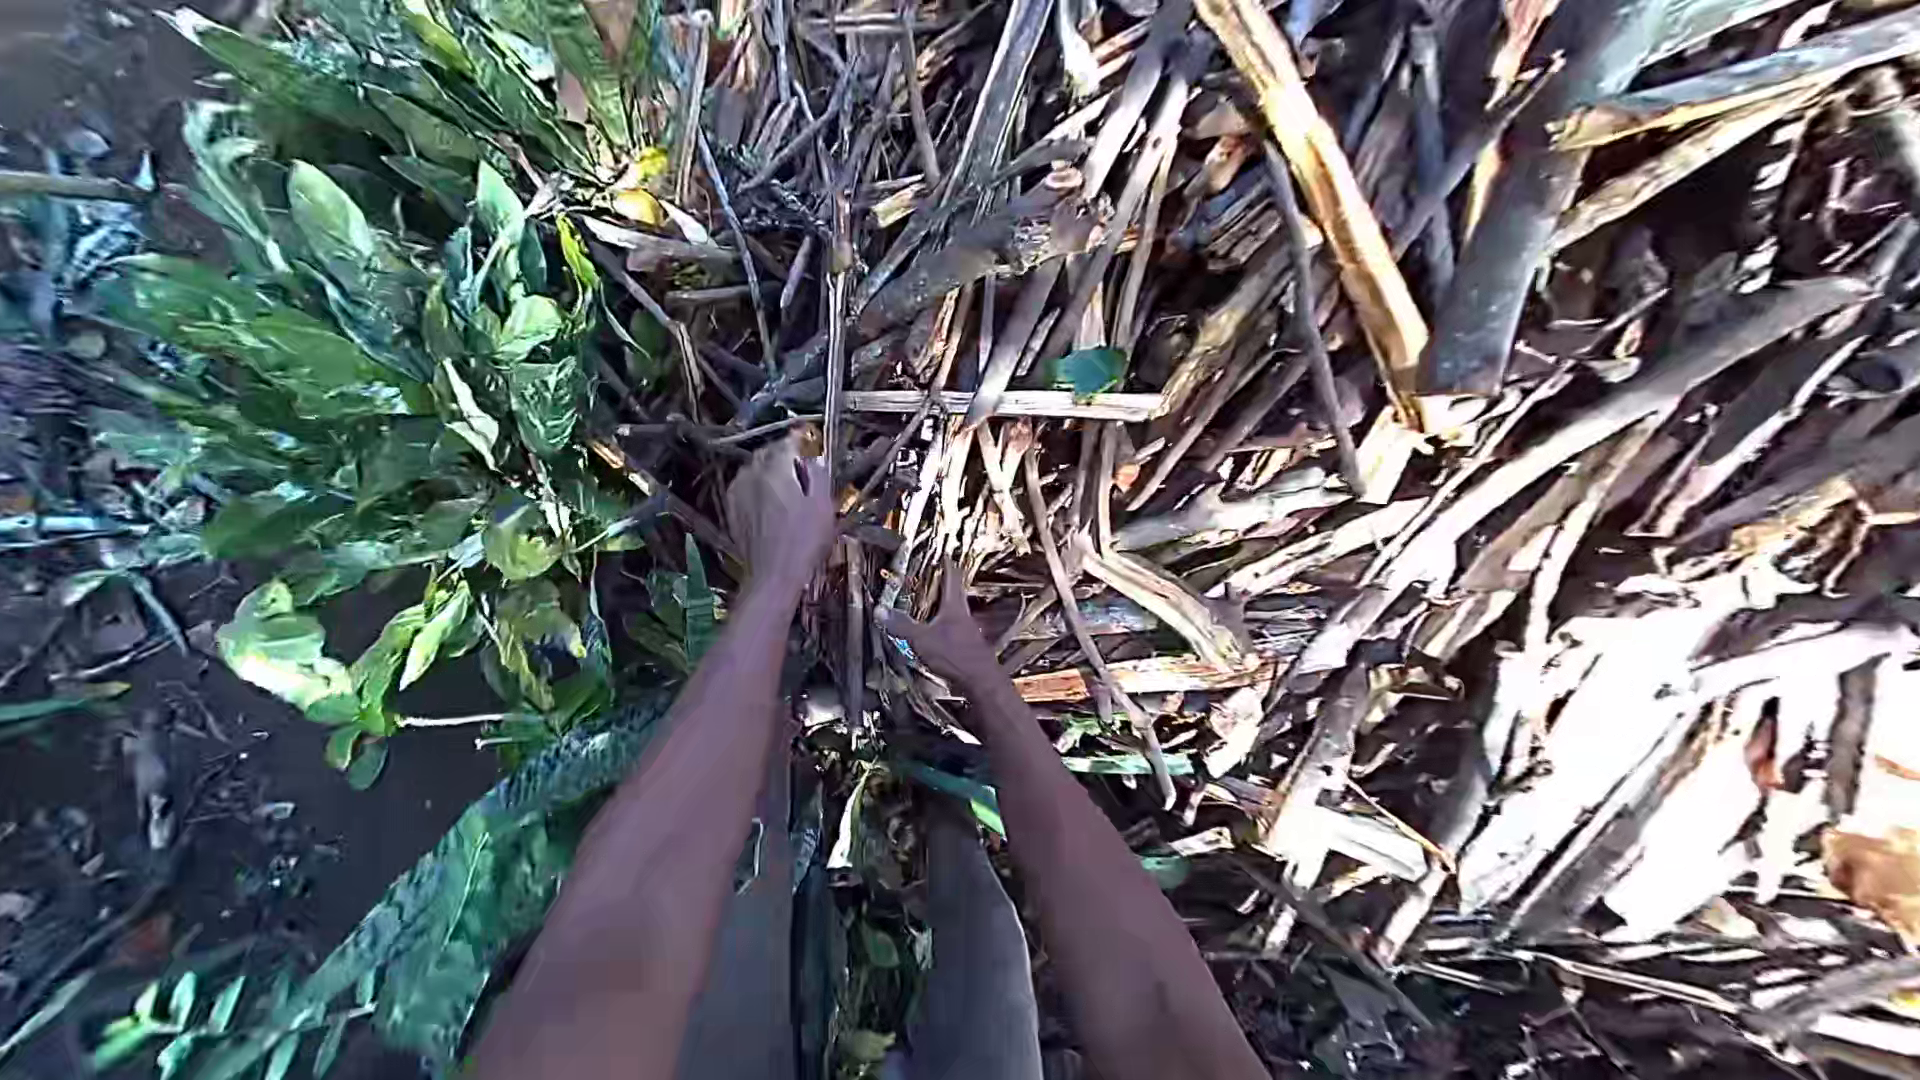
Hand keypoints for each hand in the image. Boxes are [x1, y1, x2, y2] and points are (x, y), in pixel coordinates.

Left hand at [725, 432, 834, 598]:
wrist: (773, 575)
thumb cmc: (804, 541)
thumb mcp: (823, 505)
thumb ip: (818, 475)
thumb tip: (814, 459)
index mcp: (775, 469)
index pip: (787, 442)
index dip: (800, 440)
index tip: (809, 441)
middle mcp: (751, 474)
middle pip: (767, 453)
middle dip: (784, 455)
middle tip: (801, 466)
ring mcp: (737, 491)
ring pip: (754, 469)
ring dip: (769, 471)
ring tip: (786, 484)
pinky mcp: (731, 508)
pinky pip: (746, 487)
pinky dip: (758, 487)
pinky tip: (770, 502)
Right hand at [875, 567, 1000, 688]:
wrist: (981, 681)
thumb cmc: (954, 656)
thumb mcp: (922, 639)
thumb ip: (901, 625)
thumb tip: (880, 610)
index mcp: (954, 606)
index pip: (952, 577)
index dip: (947, 564)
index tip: (943, 555)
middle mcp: (963, 615)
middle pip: (955, 592)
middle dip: (945, 583)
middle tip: (934, 576)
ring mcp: (968, 630)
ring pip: (956, 610)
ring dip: (944, 604)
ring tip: (932, 601)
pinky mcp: (967, 645)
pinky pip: (954, 628)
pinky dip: (945, 623)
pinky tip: (937, 631)